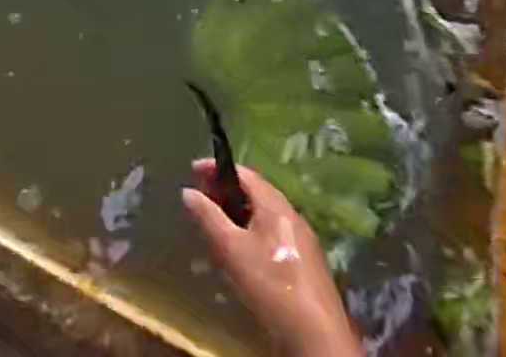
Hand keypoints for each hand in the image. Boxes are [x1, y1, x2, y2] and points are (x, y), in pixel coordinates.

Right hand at [182, 160, 361, 356]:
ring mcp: (304, 241)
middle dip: (226, 189)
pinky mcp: (307, 263)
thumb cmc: (269, 283)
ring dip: (238, 209)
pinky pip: (274, 232)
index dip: (216, 167)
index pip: (245, 173)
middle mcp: (293, 218)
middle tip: (201, 197)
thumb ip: (207, 215)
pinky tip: (241, 247)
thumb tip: (188, 191)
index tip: (192, 170)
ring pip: (265, 213)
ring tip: (216, 221)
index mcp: (276, 208)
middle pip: (256, 191)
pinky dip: (252, 227)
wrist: (317, 337)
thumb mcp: (229, 247)